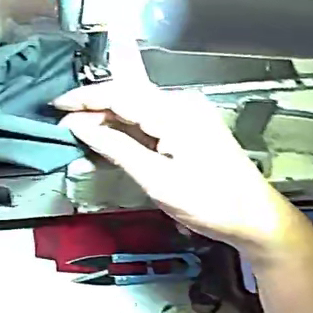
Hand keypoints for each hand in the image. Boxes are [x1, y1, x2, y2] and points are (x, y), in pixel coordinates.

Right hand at [54, 82, 299, 256]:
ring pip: (136, 108)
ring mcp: (188, 115)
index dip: (84, 99)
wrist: (255, 218)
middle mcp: (182, 105)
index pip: (119, 94)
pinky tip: (110, 138)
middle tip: (65, 124)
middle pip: (126, 96)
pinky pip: (149, 119)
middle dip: (93, 108)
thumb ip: (116, 148)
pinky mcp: (190, 127)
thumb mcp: (155, 179)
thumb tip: (83, 128)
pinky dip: (126, 128)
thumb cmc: (213, 202)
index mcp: (175, 112)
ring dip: (108, 119)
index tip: (58, 106)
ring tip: (81, 133)